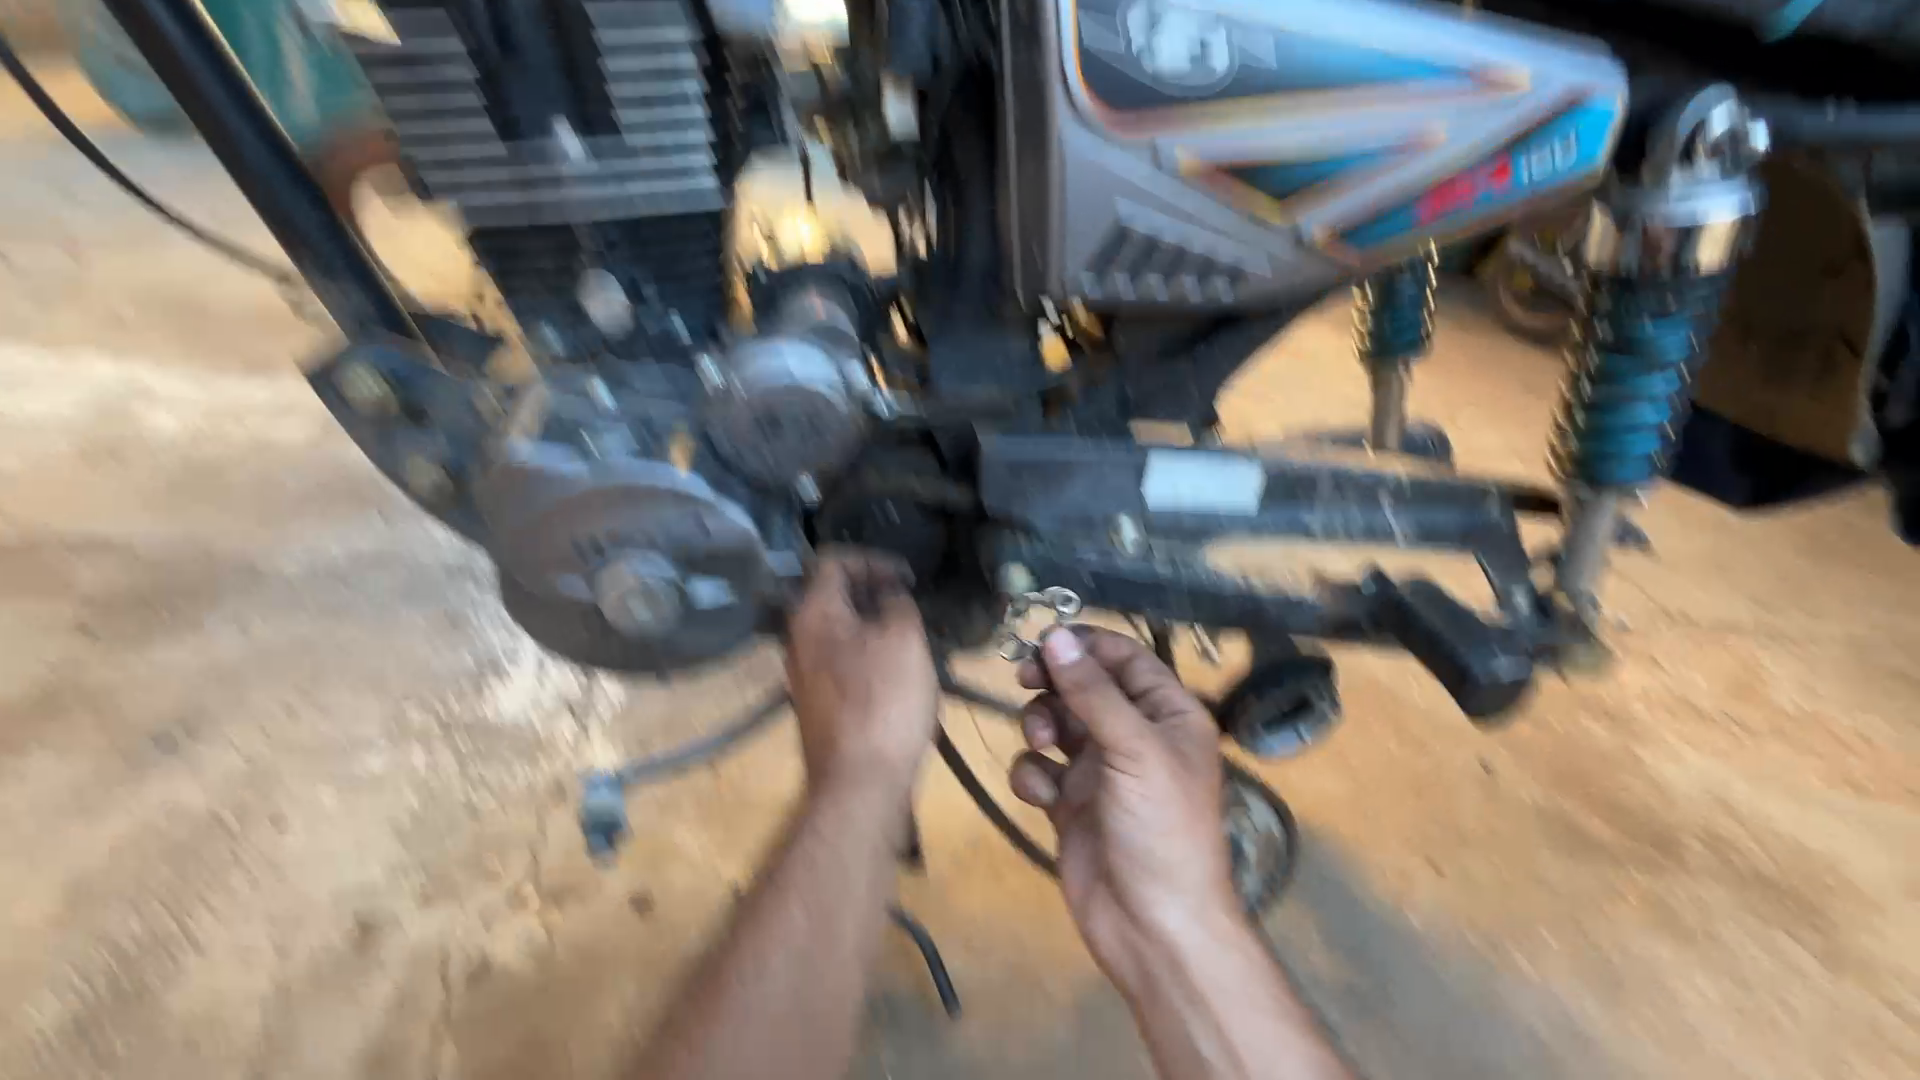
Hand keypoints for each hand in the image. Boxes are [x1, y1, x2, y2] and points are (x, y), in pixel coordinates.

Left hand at [785, 550, 938, 800]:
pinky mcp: (817, 705)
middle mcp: (798, 640)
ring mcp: (803, 676)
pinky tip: (898, 676)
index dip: (873, 559)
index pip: (833, 562)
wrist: (859, 785)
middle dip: (874, 592)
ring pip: (839, 632)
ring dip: (874, 626)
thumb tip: (889, 597)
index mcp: (813, 615)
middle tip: (910, 603)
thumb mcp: (904, 638)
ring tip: (910, 638)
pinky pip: (842, 663)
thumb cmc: (884, 703)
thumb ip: (897, 604)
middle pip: (833, 596)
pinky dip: (868, 655)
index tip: (907, 577)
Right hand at [1007, 626, 1237, 991]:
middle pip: (1082, 687)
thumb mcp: (1134, 749)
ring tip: (1043, 748)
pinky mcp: (1069, 804)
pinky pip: (1039, 770)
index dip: (1085, 645)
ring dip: (1040, 727)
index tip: (1043, 641)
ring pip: (1055, 724)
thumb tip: (1054, 636)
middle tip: (1026, 680)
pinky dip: (1032, 776)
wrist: (1153, 927)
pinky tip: (1042, 797)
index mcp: (1167, 715)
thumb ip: (1092, 692)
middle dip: (1054, 685)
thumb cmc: (1161, 827)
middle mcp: (1134, 735)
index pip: (1124, 658)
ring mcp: (1099, 771)